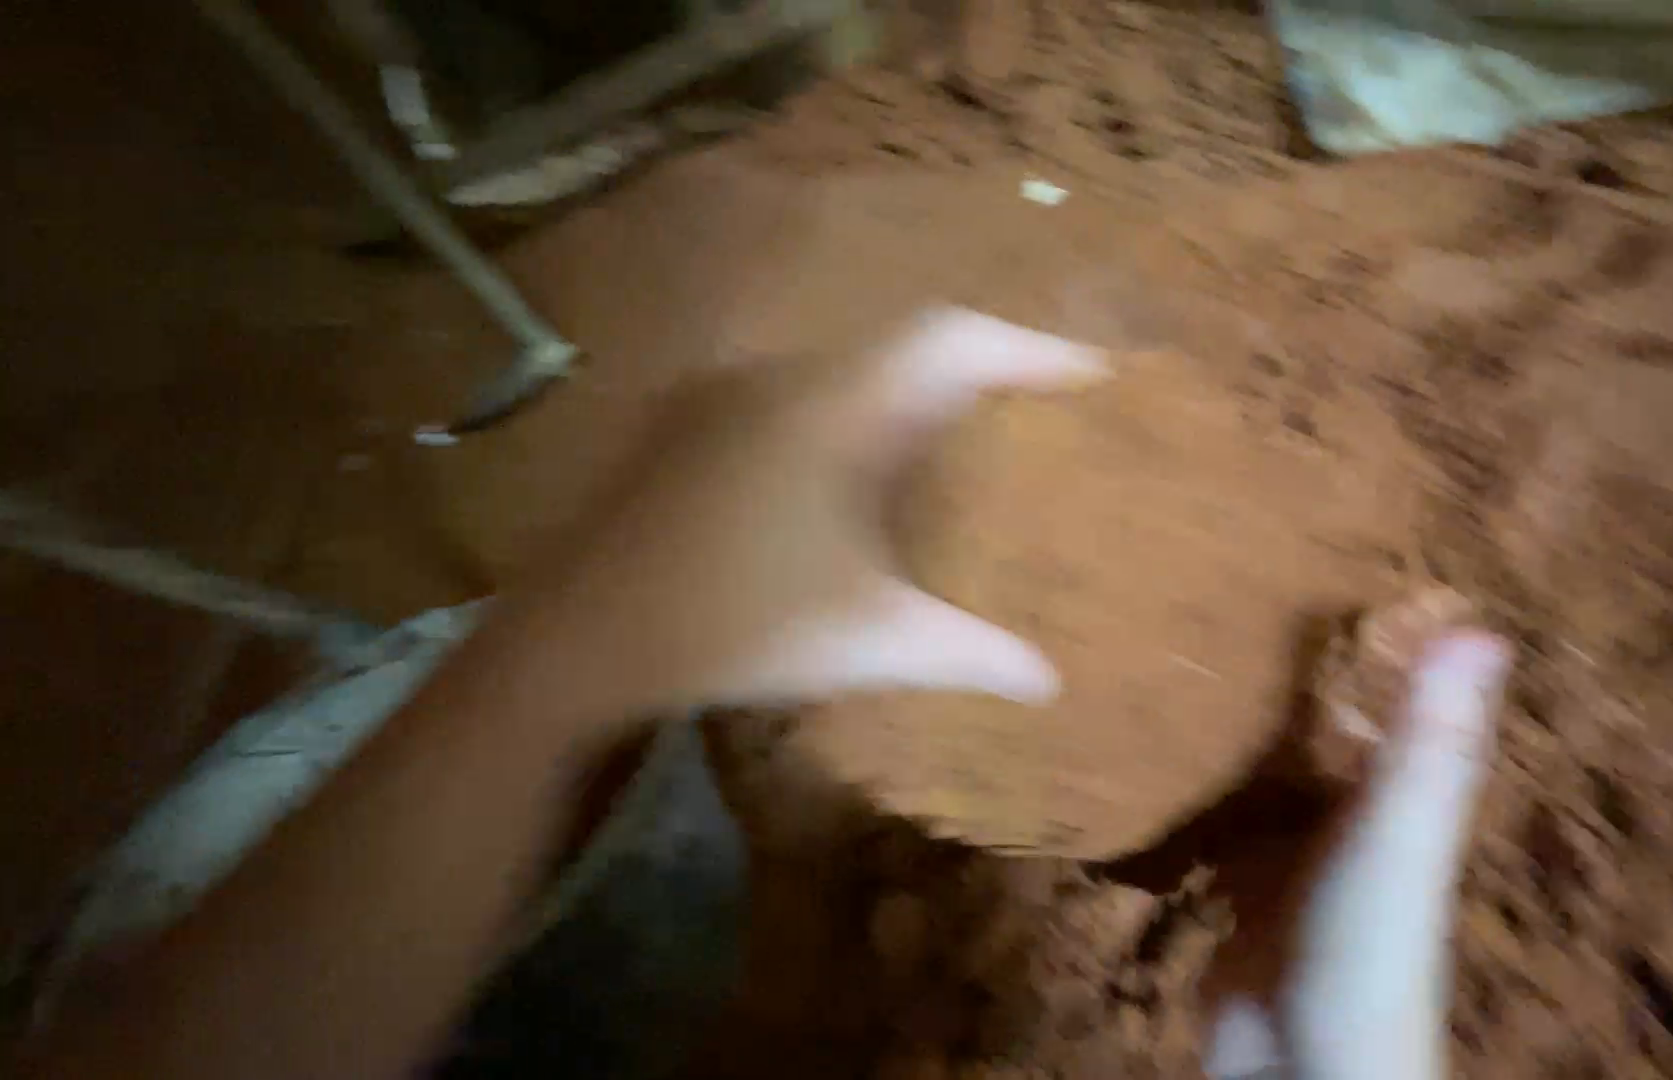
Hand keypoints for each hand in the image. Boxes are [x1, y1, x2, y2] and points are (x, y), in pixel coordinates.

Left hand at [464, 307, 1108, 727]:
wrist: (574, 647)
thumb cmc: (731, 633)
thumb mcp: (866, 644)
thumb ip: (965, 654)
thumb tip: (1048, 684)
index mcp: (828, 413)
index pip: (949, 341)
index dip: (1027, 347)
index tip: (1087, 372)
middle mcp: (777, 381)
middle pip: (904, 348)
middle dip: (977, 375)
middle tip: (1034, 412)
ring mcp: (725, 397)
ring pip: (847, 371)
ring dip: (910, 399)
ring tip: (960, 441)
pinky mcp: (691, 425)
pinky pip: (800, 396)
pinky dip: (854, 418)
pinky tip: (861, 473)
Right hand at [1119, 630, 1510, 1079]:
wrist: (1300, 1064)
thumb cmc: (1362, 940)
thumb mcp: (1400, 837)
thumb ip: (1427, 744)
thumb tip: (1483, 628)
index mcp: (1382, 792)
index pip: (1364, 695)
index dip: (1345, 636)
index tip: (1295, 569)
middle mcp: (1332, 811)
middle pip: (1296, 726)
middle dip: (1262, 673)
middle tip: (1203, 604)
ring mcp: (1277, 849)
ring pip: (1248, 768)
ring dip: (1218, 724)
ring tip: (1164, 659)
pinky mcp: (1229, 880)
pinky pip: (1206, 815)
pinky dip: (1182, 783)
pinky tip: (1141, 747)